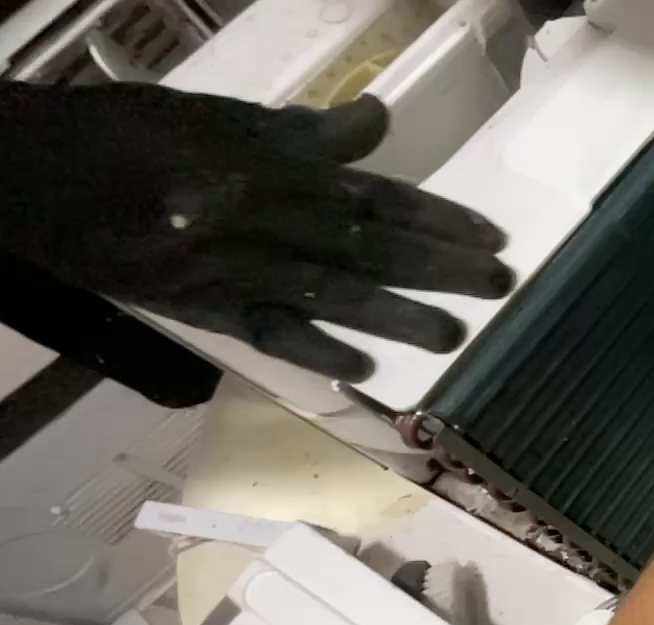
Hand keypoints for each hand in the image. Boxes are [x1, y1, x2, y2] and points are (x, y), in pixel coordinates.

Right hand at [0, 83, 513, 380]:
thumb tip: (380, 118)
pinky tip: (364, 370)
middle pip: (374, 247)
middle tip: (500, 284)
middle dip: (443, 267)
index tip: (494, 237)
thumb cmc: (137, 139)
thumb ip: (310, 132)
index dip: (441, 218)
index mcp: (281, 173)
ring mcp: (242, 267)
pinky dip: (316, 351)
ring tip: (452, 336)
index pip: (380, 197)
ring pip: (335, 294)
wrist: (28, 170)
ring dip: (398, 316)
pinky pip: (270, 334)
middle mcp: (272, 220)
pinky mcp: (209, 307)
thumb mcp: (224, 120)